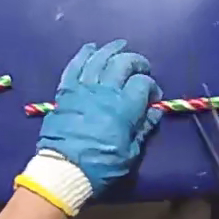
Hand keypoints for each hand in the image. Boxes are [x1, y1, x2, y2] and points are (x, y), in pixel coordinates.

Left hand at [36, 40, 162, 192]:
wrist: (63, 171)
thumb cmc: (100, 167)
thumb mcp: (130, 154)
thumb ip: (143, 129)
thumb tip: (155, 112)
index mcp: (124, 108)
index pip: (142, 83)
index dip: (151, 86)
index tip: (152, 96)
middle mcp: (104, 92)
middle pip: (122, 63)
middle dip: (135, 61)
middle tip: (140, 66)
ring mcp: (83, 89)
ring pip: (99, 59)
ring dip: (111, 50)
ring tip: (120, 46)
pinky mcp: (65, 92)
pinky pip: (74, 67)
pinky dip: (84, 55)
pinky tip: (91, 49)